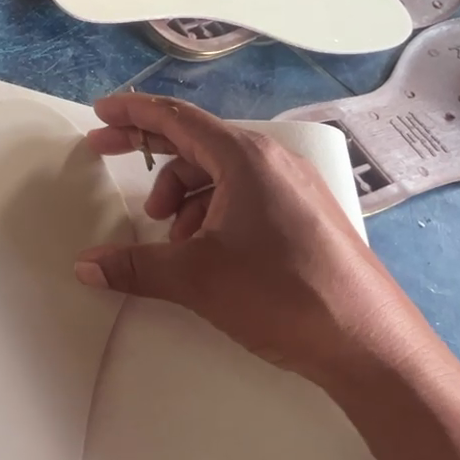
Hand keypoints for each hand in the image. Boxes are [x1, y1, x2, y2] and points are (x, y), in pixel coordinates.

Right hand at [72, 93, 433, 382]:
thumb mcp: (196, 277)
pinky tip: (204, 249)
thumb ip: (134, 266)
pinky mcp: (306, 215)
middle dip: (147, 149)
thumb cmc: (282, 293)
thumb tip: (85, 267)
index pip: (175, 117)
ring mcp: (293, 187)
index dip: (132, 111)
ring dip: (180, 194)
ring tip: (168, 234)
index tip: (99, 111)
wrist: (375, 348)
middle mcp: (270, 160)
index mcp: (244, 157)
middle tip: (104, 152)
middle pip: (194, 139)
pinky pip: (242, 193)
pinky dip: (210, 210)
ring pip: (217, 172)